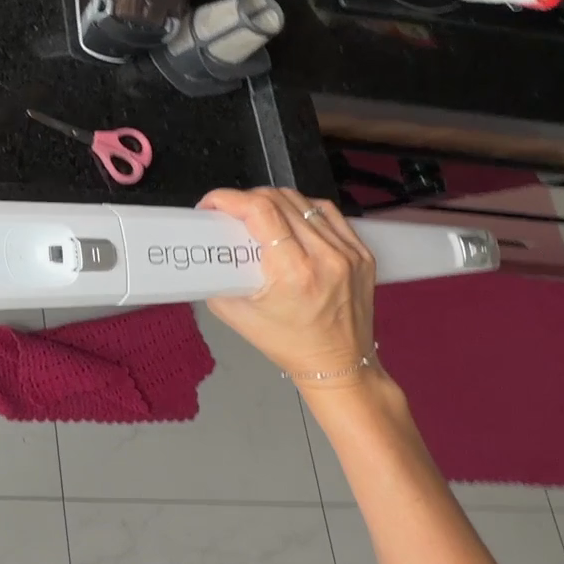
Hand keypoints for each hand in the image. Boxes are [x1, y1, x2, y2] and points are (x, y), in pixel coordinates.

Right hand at [198, 187, 376, 386]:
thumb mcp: (234, 312)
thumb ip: (217, 276)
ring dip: (271, 201)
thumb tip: (202, 249)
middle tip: (227, 213)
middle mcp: (326, 257)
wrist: (340, 365)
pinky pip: (327, 213)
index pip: (261, 211)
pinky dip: (301, 208)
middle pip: (279, 200)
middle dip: (245, 198)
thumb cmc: (287, 343)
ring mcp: (349, 253)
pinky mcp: (362, 254)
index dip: (229, 198)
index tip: (211, 205)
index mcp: (293, 271)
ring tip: (255, 215)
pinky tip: (288, 218)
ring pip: (302, 202)